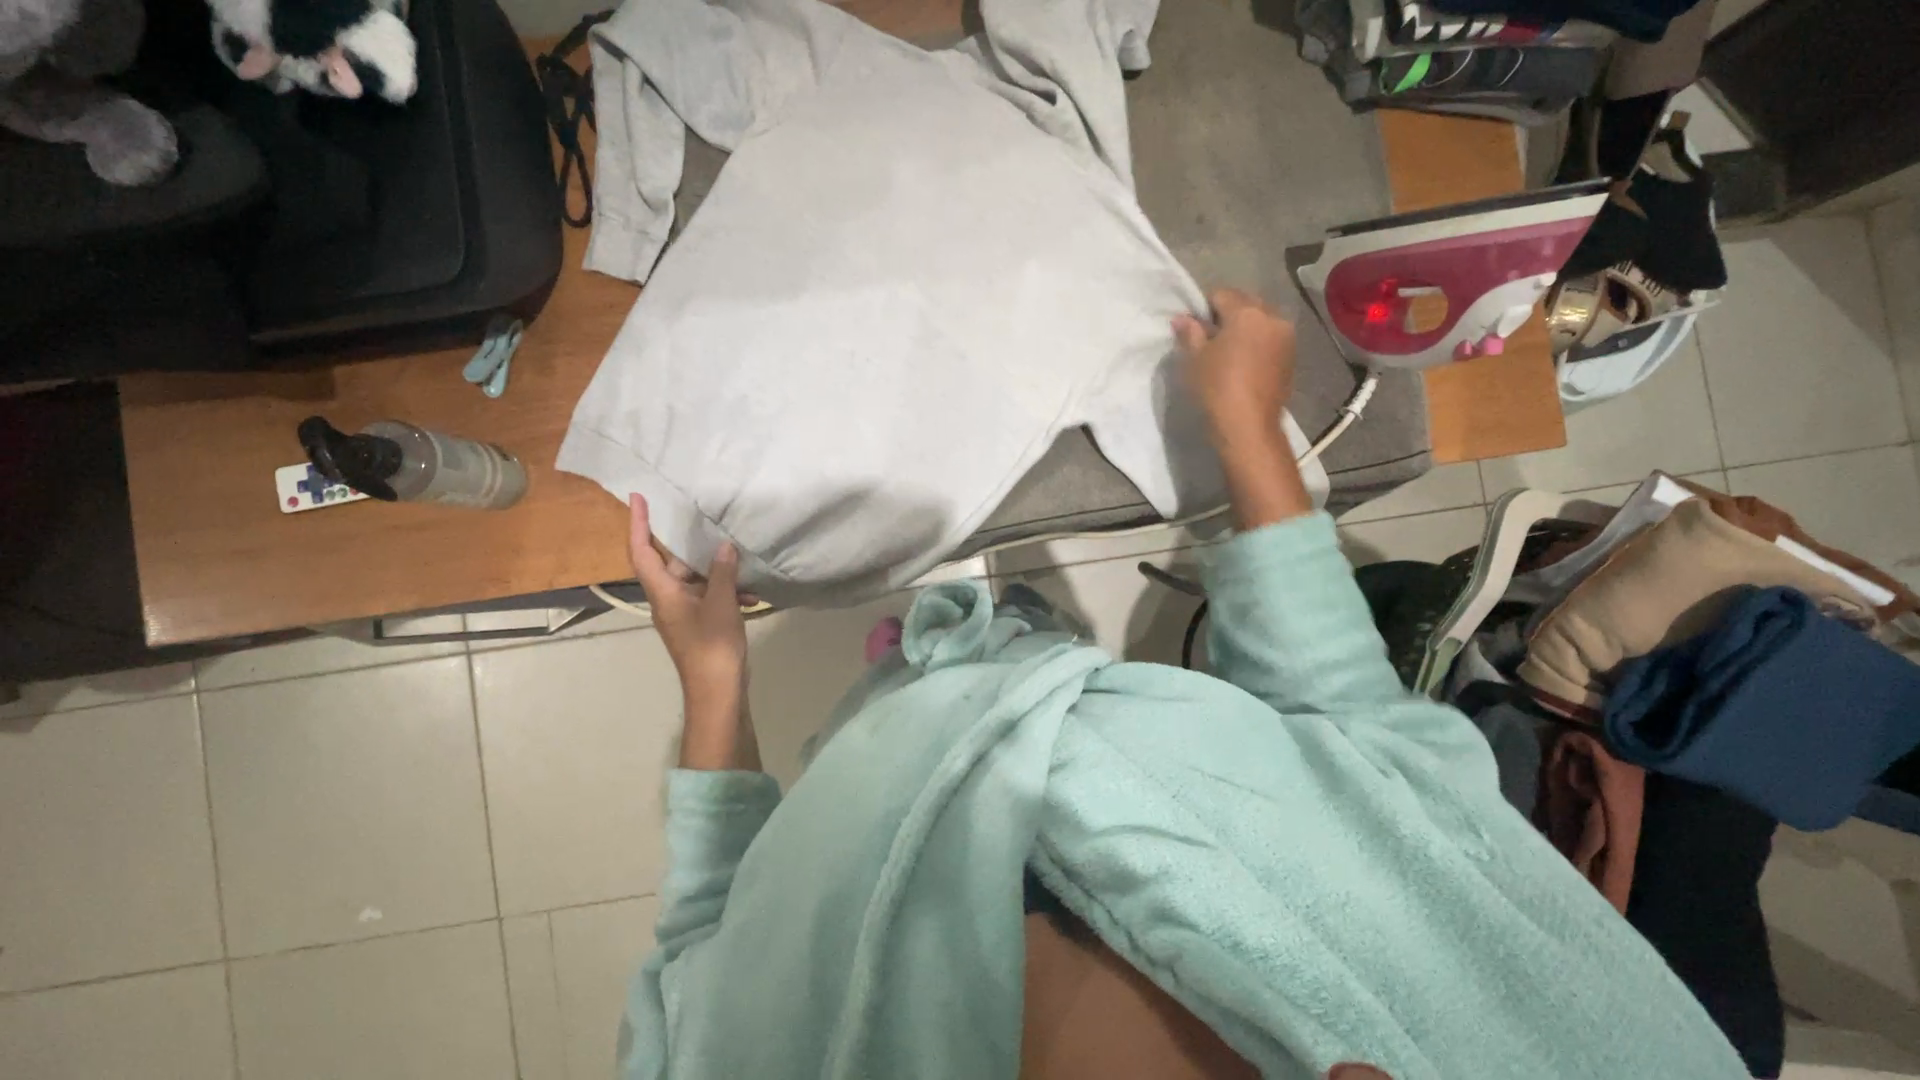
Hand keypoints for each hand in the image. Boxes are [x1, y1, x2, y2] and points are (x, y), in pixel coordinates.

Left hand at [627, 494, 748, 714]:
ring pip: (696, 581)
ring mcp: (683, 614)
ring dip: (718, 573)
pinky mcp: (699, 625)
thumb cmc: (713, 646)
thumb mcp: (721, 603)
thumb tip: (723, 547)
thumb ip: (722, 572)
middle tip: (709, 524)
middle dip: (693, 548)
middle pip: (673, 564)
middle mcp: (667, 601)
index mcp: (663, 593)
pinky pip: (709, 598)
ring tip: (742, 565)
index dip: (638, 524)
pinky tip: (751, 595)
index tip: (639, 498)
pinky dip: (727, 593)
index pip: (642, 552)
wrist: (718, 692)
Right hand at [1172, 288, 1296, 446]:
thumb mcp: (1195, 359)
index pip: (1221, 294)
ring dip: (1246, 330)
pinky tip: (1245, 366)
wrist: (1248, 427)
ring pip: (1261, 322)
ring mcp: (1287, 338)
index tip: (1194, 328)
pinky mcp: (1292, 358)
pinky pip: (1271, 340)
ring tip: (1229, 353)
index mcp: (1247, 312)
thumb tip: (1182, 318)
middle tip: (1211, 340)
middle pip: (1246, 304)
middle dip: (1228, 315)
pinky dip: (1258, 345)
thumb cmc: (1217, 388)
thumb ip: (1190, 333)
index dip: (1204, 308)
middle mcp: (1273, 317)